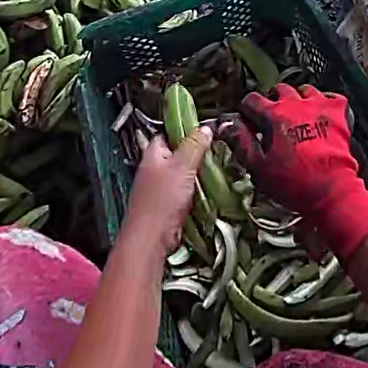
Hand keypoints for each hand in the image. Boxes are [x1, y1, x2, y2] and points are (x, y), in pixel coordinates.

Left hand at [121, 123, 210, 257]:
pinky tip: (208, 190)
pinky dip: (195, 190)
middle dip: (195, 154)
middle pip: (177, 153)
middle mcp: (153, 167)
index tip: (205, 130)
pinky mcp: (166, 204)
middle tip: (215, 152)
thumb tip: (206, 129)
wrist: (151, 239)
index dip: (184, 130)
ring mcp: (159, 187)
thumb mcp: (182, 167)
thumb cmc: (162, 200)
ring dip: (196, 173)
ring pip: (182, 173)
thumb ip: (194, 146)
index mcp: (153, 153)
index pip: (168, 132)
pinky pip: (184, 190)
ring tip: (216, 170)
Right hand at [226, 84, 367, 258]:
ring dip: (298, 100)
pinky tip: (320, 115)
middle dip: (272, 102)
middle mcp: (296, 104)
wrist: (333, 193)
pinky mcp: (339, 114)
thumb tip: (226, 124)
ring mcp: (319, 106)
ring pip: (304, 90)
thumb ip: (241, 141)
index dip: (247, 111)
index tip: (249, 122)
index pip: (252, 100)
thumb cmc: (295, 183)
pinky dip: (324, 103)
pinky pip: (331, 97)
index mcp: (273, 115)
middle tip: (272, 120)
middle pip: (278, 90)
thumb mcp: (259, 166)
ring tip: (297, 116)